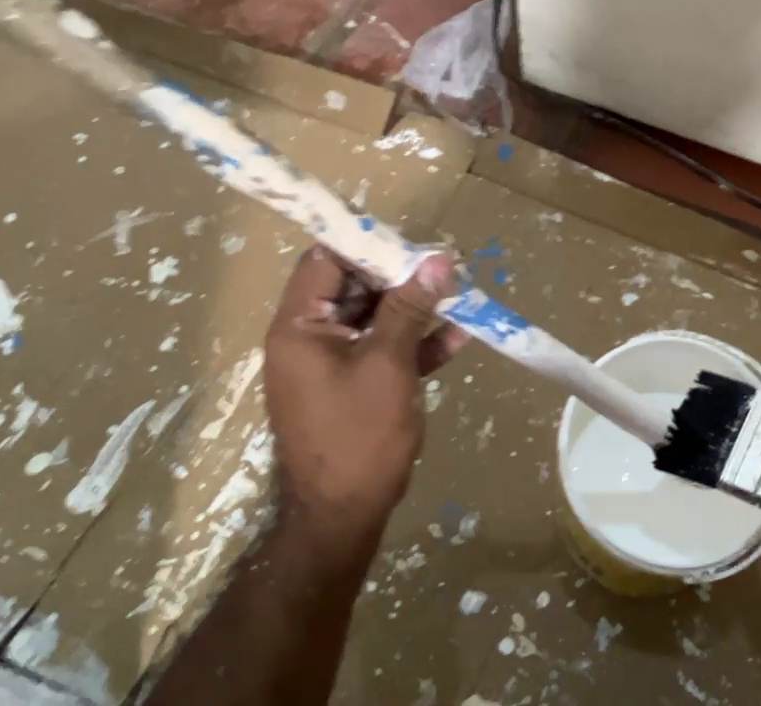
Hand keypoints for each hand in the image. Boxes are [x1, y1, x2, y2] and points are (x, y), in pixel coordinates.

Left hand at [261, 246, 465, 568]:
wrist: (342, 518)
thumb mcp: (388, 364)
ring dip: (416, 309)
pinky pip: (384, 351)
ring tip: (461, 296)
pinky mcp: (354, 387)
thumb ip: (410, 307)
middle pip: (354, 288)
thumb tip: (439, 259)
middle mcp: (309, 339)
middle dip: (402, 277)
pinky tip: (458, 337)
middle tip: (447, 267)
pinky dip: (416, 343)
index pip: (324, 262)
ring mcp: (332, 365)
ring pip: (375, 319)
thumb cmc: (358, 436)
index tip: (410, 241)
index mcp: (299, 327)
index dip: (366, 246)